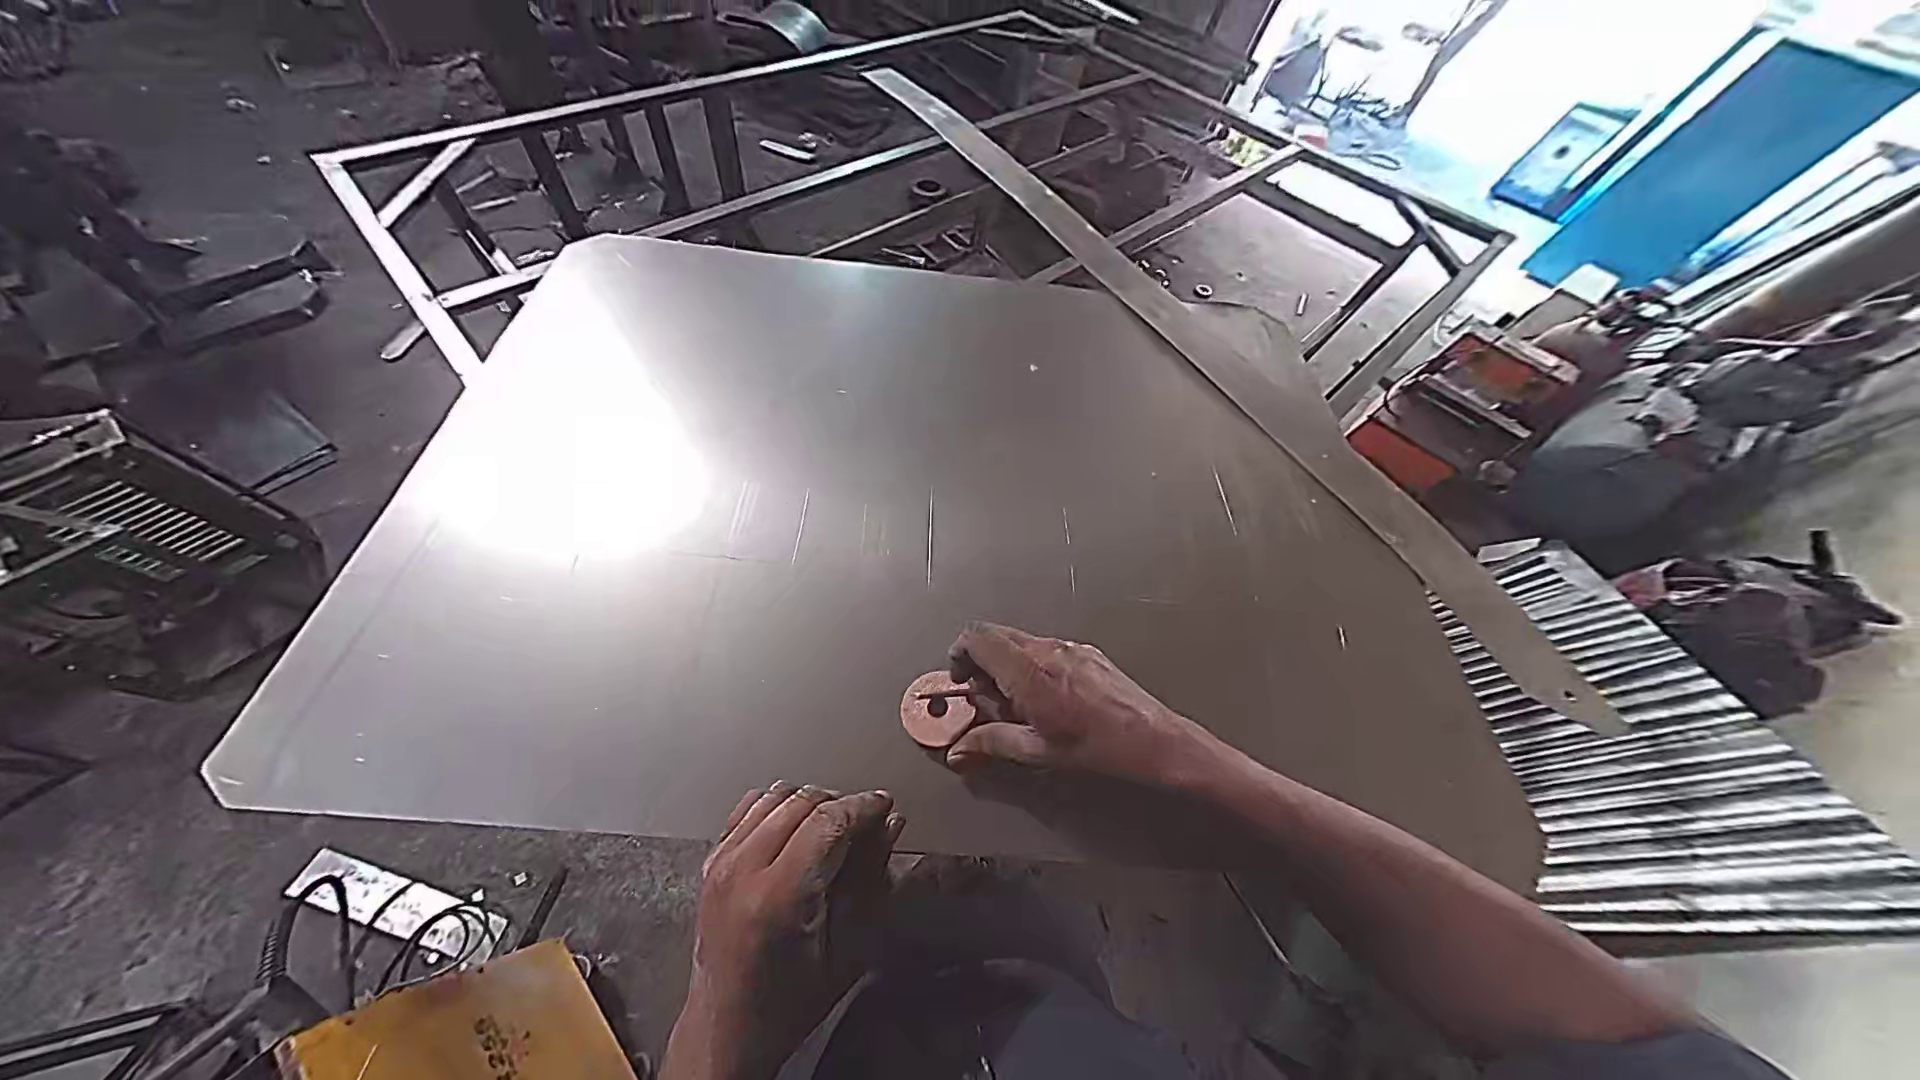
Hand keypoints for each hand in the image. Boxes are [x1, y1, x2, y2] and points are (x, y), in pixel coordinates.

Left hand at [661, 783, 903, 1079]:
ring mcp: (722, 863)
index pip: (829, 820)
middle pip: (804, 801)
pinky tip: (796, 826)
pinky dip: (778, 805)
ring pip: (777, 795)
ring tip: (835, 824)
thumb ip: (869, 879)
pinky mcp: (712, 861)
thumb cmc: (788, 1003)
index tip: (885, 805)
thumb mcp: (847, 950)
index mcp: (778, 897)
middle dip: (842, 803)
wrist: (726, 1030)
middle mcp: (743, 871)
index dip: (864, 805)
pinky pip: (749, 806)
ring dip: (812, 801)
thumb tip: (889, 826)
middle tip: (867, 820)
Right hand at [944, 622, 1221, 786]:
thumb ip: (992, 742)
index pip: (977, 638)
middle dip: (979, 659)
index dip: (959, 654)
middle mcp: (1046, 650)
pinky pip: (1044, 647)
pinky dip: (1030, 663)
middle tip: (982, 693)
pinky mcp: (1085, 651)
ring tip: (1015, 700)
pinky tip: (1044, 695)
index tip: (960, 679)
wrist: (1153, 738)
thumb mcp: (1038, 750)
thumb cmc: (1099, 747)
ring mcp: (1068, 647)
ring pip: (1020, 640)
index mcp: (1028, 672)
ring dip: (1005, 662)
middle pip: (995, 634)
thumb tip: (961, 748)